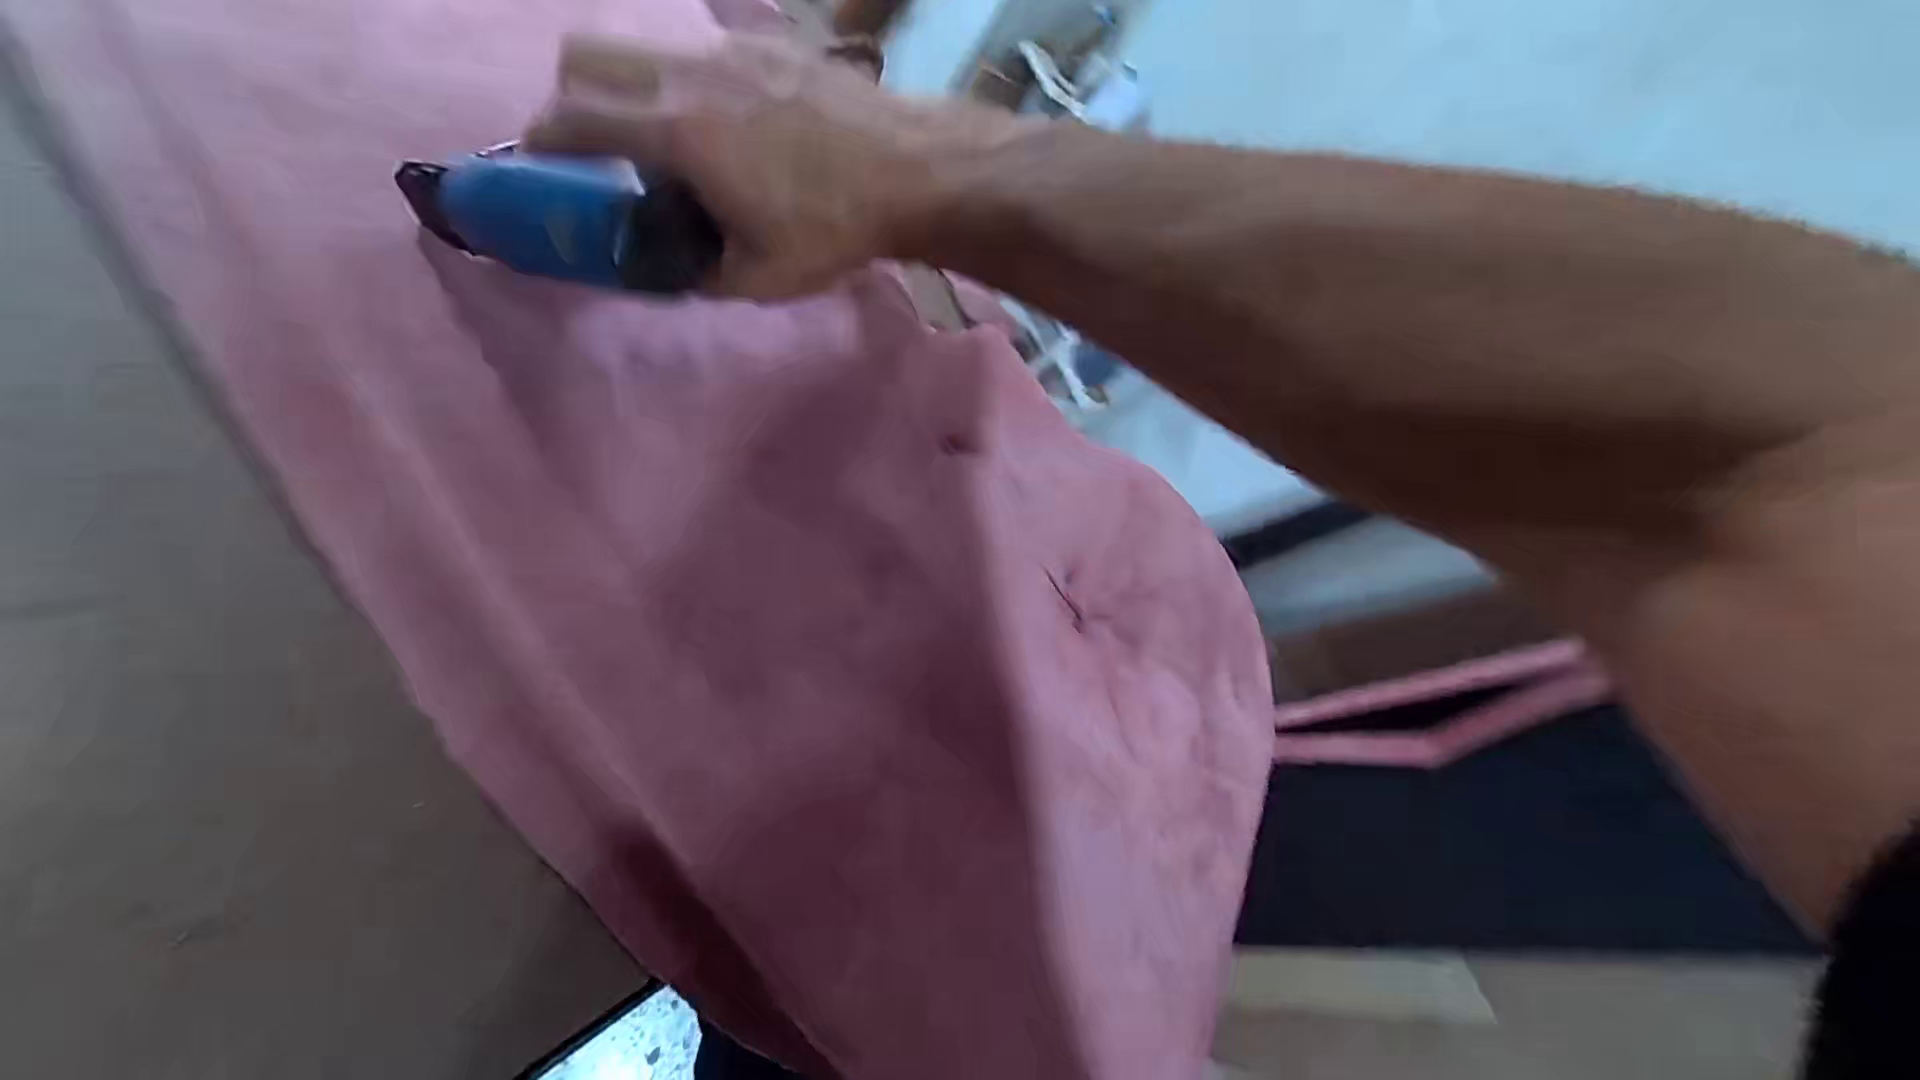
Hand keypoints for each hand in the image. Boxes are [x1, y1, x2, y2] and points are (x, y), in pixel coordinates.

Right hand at [525, 33, 1024, 298]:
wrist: (910, 172)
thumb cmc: (831, 230)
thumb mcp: (757, 277)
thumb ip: (696, 273)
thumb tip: (666, 267)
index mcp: (676, 133)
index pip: (572, 116)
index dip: (542, 140)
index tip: (542, 165)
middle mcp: (687, 73)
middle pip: (586, 58)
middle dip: (570, 101)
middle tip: (597, 151)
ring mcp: (728, 48)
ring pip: (640, 47)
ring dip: (626, 87)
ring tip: (665, 143)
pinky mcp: (766, 44)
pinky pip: (695, 49)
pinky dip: (679, 79)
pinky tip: (723, 124)